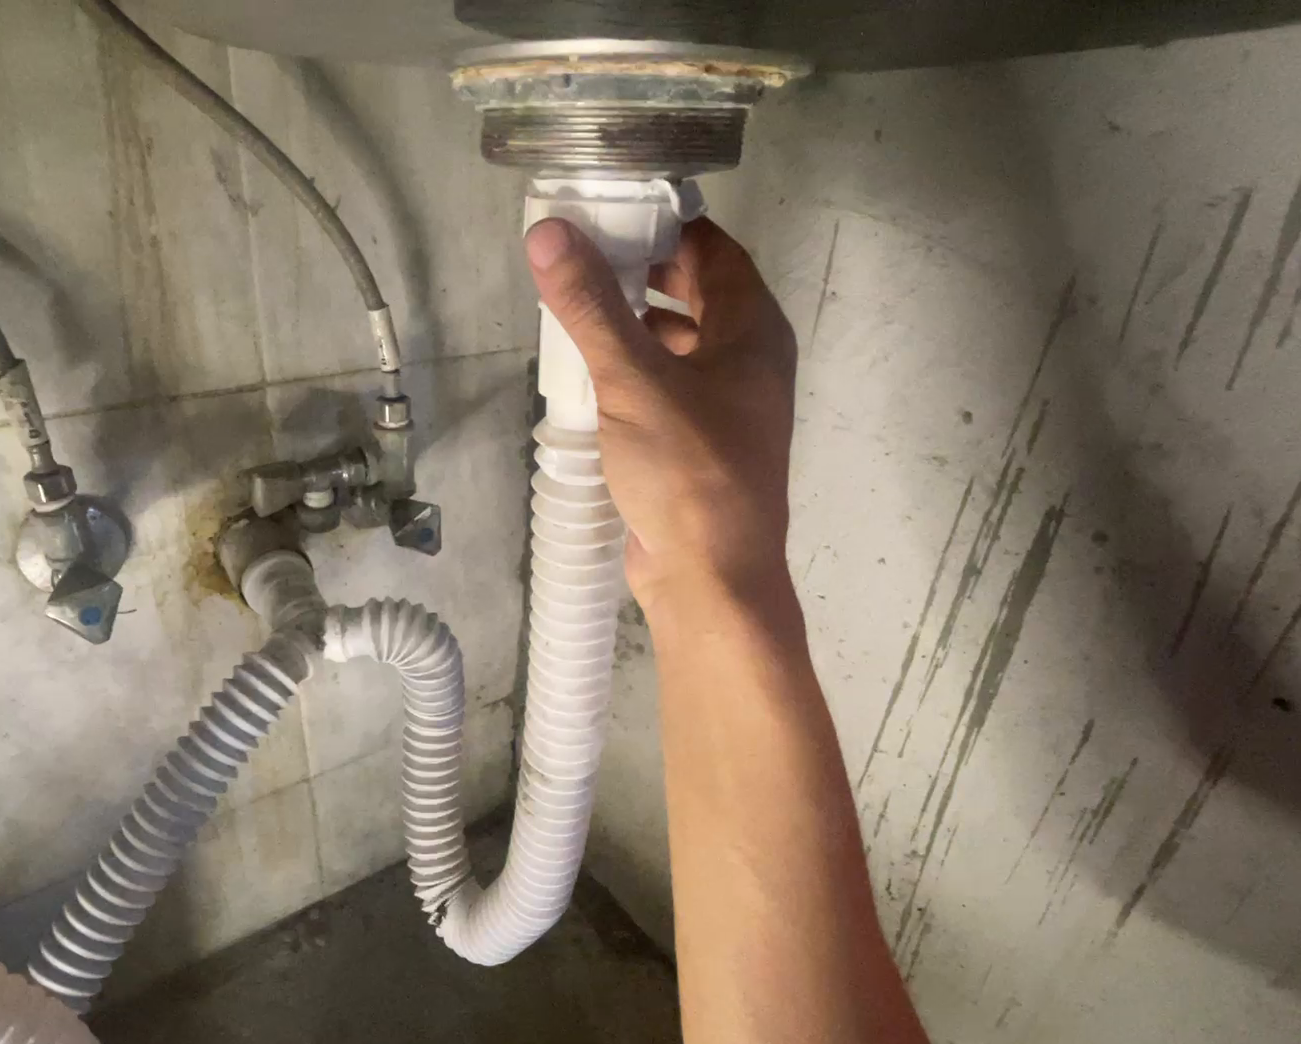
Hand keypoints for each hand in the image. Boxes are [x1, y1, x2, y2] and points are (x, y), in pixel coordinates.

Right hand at [524, 216, 797, 614]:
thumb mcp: (633, 380)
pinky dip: (636, 372)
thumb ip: (591, 307)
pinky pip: (669, 388)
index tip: (612, 213)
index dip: (667, 227)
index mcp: (752, 331)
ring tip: (579, 313)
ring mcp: (727, 408)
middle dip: (645, 276)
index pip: (714, 252)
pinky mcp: (701, 446)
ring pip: (682, 346)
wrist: (711, 575)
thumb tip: (548, 233)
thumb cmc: (685, 469)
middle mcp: (748, 362)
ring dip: (636, 327)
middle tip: (585, 260)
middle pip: (699, 297)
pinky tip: (594, 378)